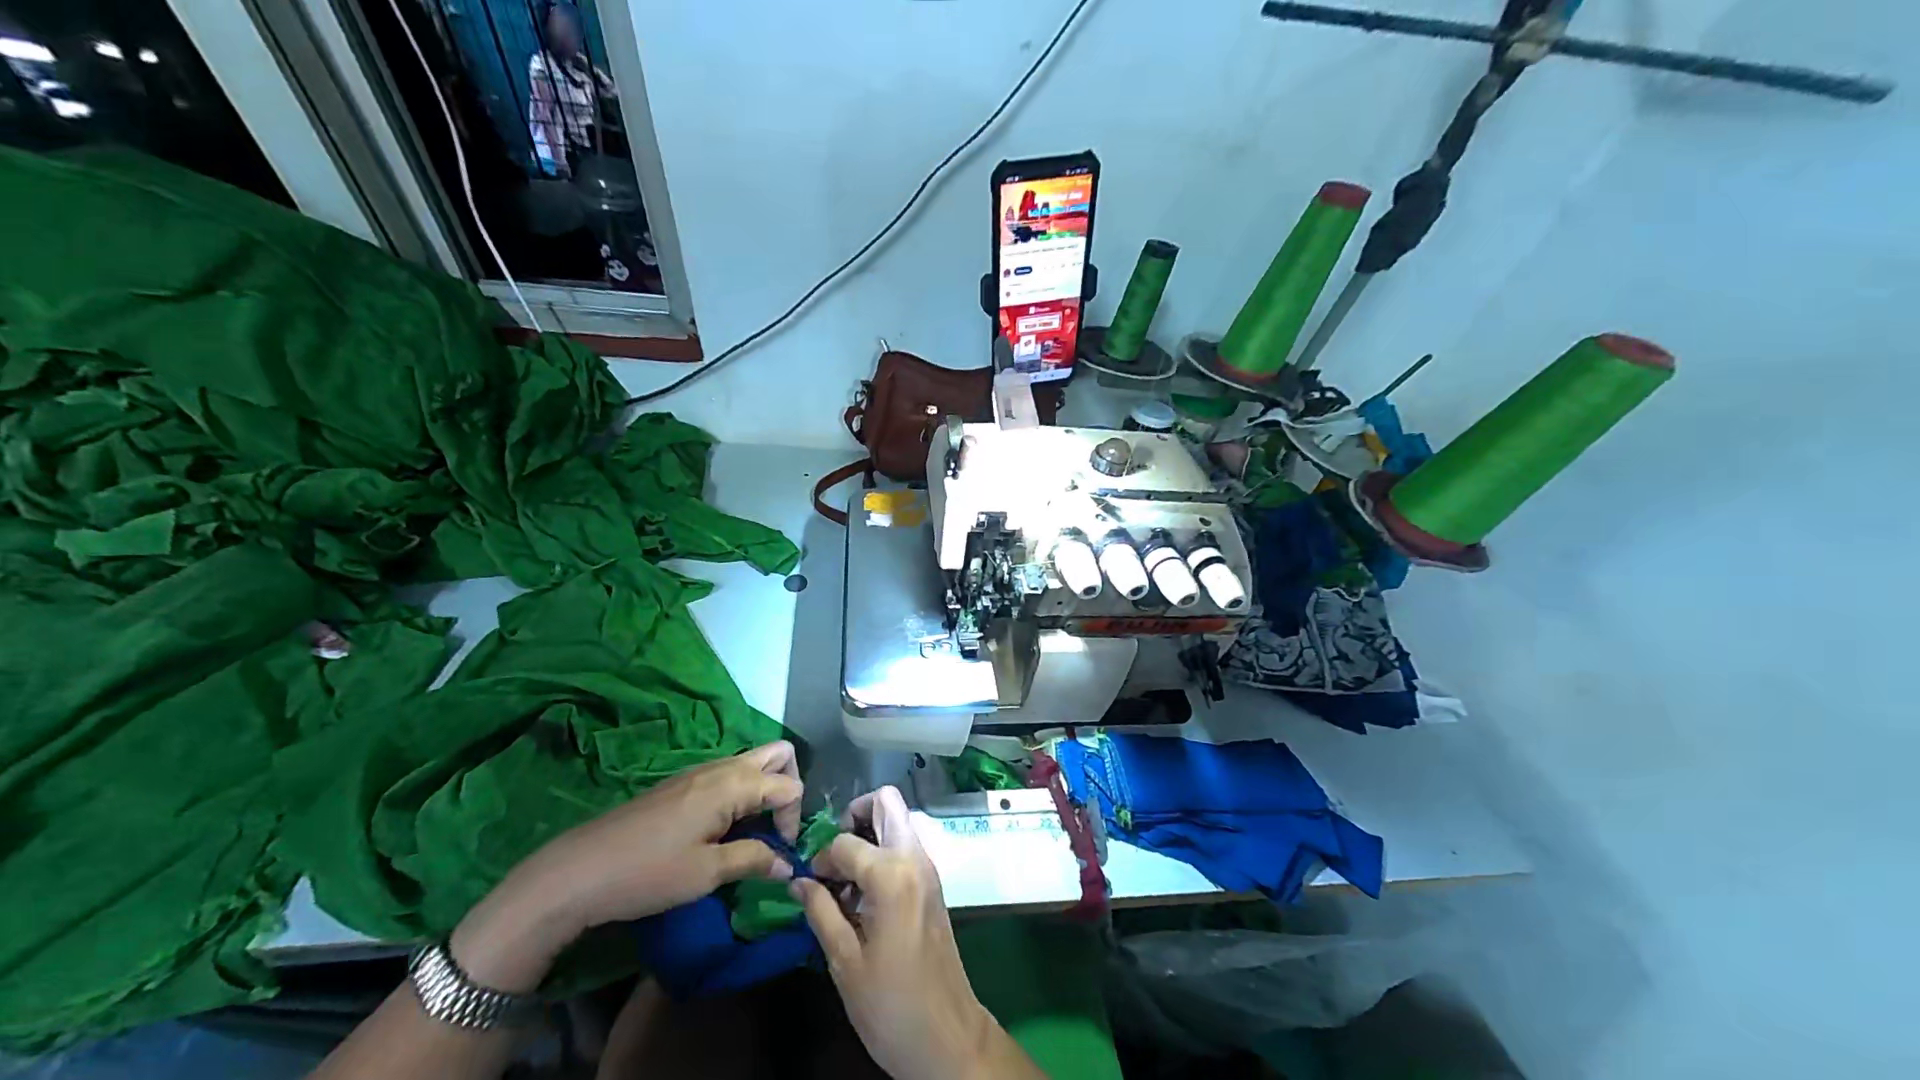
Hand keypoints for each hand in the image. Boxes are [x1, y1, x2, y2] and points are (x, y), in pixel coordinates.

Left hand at [450, 742, 802, 991]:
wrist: (578, 871)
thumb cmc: (648, 872)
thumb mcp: (708, 873)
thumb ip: (754, 860)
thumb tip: (787, 864)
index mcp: (733, 783)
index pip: (789, 785)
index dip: (793, 819)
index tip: (780, 854)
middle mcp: (721, 767)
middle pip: (777, 754)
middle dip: (788, 786)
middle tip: (776, 828)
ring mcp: (698, 772)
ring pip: (751, 763)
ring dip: (763, 790)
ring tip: (752, 833)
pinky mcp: (681, 784)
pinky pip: (727, 774)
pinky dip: (741, 793)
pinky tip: (724, 830)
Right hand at [792, 786, 1041, 1079]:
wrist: (947, 1035)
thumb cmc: (890, 1003)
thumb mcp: (844, 960)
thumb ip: (820, 911)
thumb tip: (798, 881)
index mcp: (892, 873)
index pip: (844, 841)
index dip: (819, 859)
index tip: (808, 884)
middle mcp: (914, 858)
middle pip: (886, 801)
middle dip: (853, 815)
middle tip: (831, 855)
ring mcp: (928, 868)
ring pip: (897, 821)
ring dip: (868, 834)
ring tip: (841, 880)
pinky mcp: (932, 883)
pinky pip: (904, 846)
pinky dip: (881, 852)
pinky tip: (860, 894)